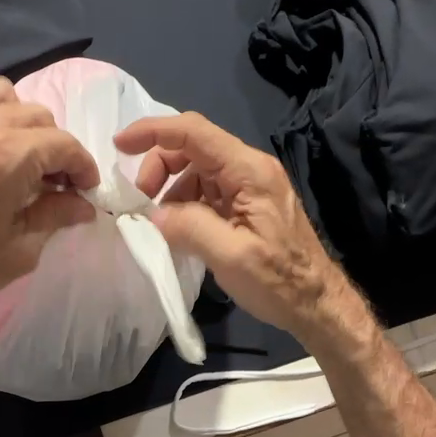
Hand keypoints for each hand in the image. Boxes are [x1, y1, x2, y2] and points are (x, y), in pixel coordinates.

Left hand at [0, 76, 100, 319]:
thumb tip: (82, 205)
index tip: (85, 189)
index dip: (83, 166)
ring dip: (19, 120)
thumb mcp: (16, 252)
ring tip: (17, 152)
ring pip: (2, 93)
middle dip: (55, 146)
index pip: (64, 144)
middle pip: (38, 115)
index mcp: (9, 158)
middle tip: (53, 180)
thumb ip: (53, 218)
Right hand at [113, 112, 362, 342]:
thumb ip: (189, 228)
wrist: (316, 304)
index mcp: (249, 171)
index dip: (153, 132)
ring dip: (171, 191)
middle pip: (193, 148)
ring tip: (161, 225)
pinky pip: (209, 194)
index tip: (119, 146)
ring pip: (198, 173)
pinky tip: (180, 232)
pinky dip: (187, 206)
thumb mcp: (231, 256)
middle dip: (159, 167)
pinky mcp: (249, 208)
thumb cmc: (279, 282)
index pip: (194, 132)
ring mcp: (251, 188)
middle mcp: (250, 170)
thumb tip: (153, 215)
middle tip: (141, 203)